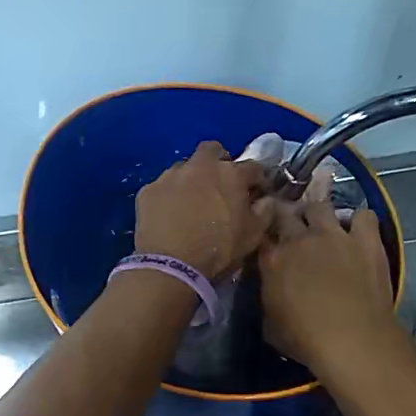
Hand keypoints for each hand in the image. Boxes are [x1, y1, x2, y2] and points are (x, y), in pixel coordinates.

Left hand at [134, 141, 272, 279]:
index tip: (256, 191)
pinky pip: (163, 187)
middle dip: (219, 161)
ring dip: (191, 178)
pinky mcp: (149, 190)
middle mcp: (201, 166)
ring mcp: (171, 176)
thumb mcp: (253, 235)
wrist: (172, 265)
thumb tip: (266, 200)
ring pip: (185, 167)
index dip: (257, 179)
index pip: (253, 167)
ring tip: (191, 201)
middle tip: (220, 184)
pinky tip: (169, 214)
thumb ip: (264, 212)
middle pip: (212, 150)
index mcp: (232, 174)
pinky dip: (169, 196)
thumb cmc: (219, 249)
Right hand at [258, 200, 397, 371]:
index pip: (262, 236)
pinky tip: (360, 233)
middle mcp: (301, 238)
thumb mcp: (270, 326)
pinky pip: (364, 216)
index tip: (270, 246)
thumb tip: (271, 292)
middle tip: (294, 231)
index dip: (266, 238)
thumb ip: (268, 300)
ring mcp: (334, 234)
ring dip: (320, 214)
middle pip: (287, 213)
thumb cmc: (305, 340)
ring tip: (325, 227)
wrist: (351, 338)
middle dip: (288, 218)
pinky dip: (361, 222)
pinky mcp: (366, 239)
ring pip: (321, 206)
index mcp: (273, 260)